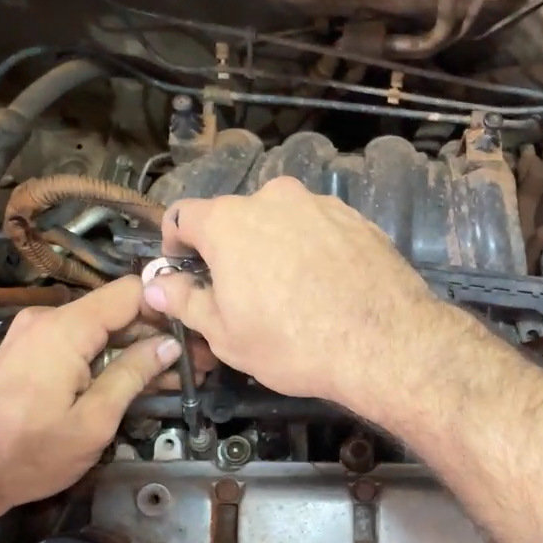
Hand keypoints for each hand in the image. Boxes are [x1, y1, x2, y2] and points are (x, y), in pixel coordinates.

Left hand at [0, 277, 178, 511]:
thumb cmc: (29, 453)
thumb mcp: (94, 420)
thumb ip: (132, 375)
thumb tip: (169, 345)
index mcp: (66, 328)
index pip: (131, 291)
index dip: (168, 308)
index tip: (198, 334)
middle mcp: (48, 319)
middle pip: (117, 311)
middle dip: (158, 335)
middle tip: (199, 364)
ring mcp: (35, 335)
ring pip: (100, 330)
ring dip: (137, 351)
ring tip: (179, 377)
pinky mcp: (29, 353)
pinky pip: (80, 344)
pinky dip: (109, 359)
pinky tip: (139, 381)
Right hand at [142, 177, 448, 407]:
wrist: (385, 344)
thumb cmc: (293, 343)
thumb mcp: (225, 334)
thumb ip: (185, 301)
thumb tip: (156, 285)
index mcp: (229, 221)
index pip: (181, 216)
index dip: (176, 245)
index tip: (185, 272)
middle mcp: (273, 198)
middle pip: (236, 219)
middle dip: (231, 250)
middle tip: (242, 294)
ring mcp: (320, 204)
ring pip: (282, 222)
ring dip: (275, 248)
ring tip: (290, 294)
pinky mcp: (357, 219)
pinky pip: (320, 230)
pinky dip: (313, 250)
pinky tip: (326, 287)